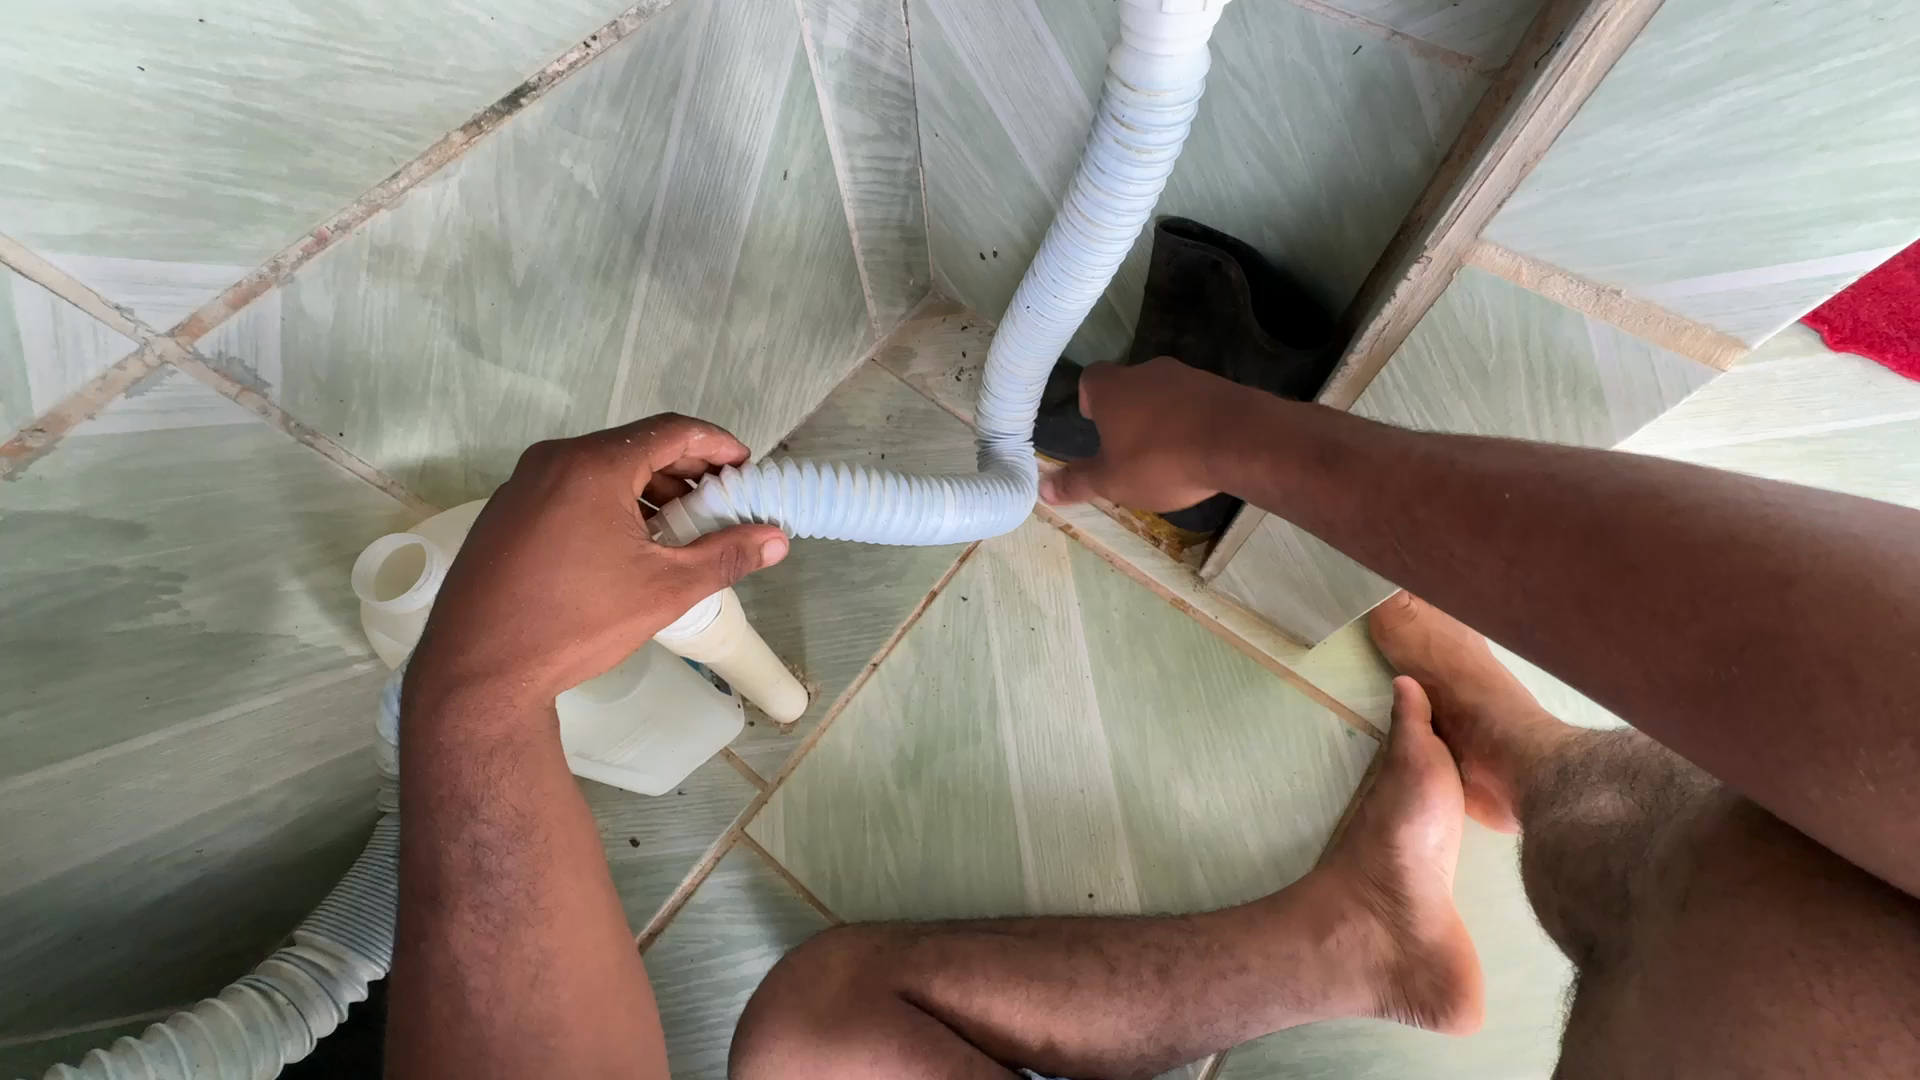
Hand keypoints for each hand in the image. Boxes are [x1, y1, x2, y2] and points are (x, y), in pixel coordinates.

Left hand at [405, 414, 788, 716]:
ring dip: (653, 490)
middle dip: (688, 470)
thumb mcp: (666, 589)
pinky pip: (574, 489)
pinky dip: (615, 502)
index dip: (717, 444)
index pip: (671, 431)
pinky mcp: (507, 514)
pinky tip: (633, 544)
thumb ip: (727, 556)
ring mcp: (523, 486)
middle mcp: (553, 461)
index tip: (746, 468)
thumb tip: (778, 539)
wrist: (476, 673)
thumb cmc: (578, 623)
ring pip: (605, 469)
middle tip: (723, 501)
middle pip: (637, 445)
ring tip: (683, 528)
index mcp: (593, 466)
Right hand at [1037, 356, 1247, 510]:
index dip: (1089, 399)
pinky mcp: (1221, 388)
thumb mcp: (1112, 481)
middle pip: (1128, 385)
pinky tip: (1198, 451)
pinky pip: (1195, 403)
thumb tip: (1042, 489)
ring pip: (1164, 394)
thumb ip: (1077, 482)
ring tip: (1164, 454)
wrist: (1240, 441)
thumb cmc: (1161, 460)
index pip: (1090, 379)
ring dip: (1160, 417)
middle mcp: (1147, 372)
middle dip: (1125, 412)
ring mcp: (1188, 376)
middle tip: (1126, 446)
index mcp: (1113, 389)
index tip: (1094, 422)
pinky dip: (1191, 422)